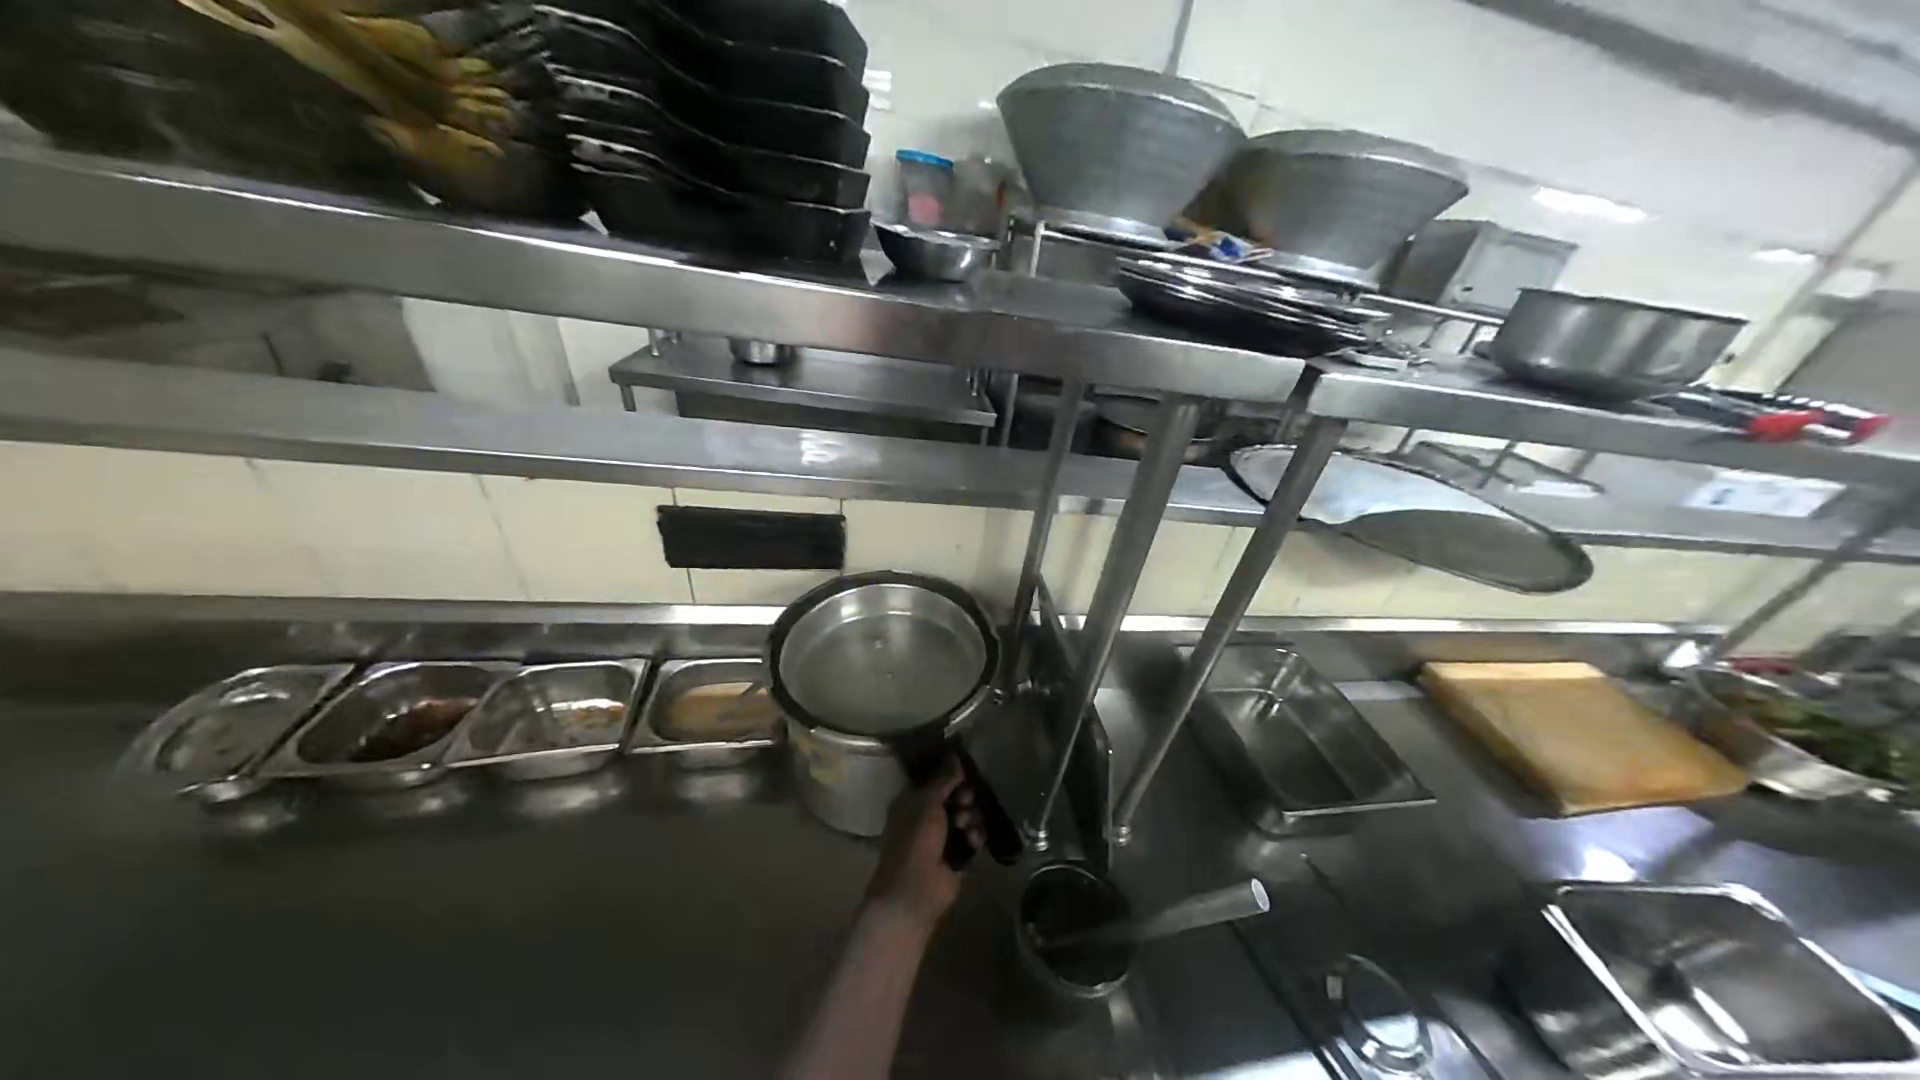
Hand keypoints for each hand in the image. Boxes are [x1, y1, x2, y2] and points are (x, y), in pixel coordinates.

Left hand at [863, 759, 985, 929]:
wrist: (915, 891)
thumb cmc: (914, 841)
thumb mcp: (926, 804)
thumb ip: (943, 780)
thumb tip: (955, 754)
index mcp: (912, 802)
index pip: (936, 781)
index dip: (951, 776)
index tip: (964, 773)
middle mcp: (928, 817)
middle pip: (955, 797)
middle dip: (964, 797)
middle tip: (965, 801)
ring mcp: (944, 838)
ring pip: (967, 816)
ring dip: (971, 817)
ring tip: (966, 826)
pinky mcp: (960, 856)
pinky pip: (974, 837)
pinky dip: (976, 836)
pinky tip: (974, 840)